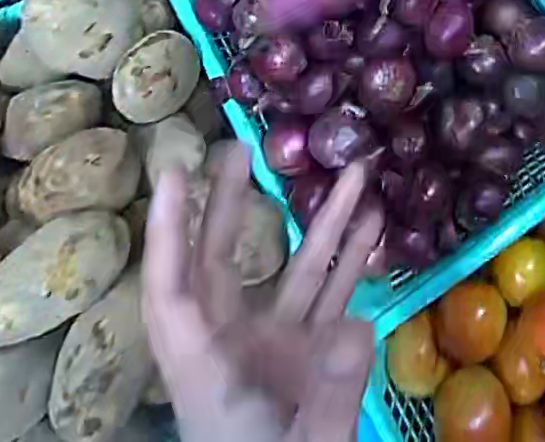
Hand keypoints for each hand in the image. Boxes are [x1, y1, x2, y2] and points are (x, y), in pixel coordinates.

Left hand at [144, 143, 383, 441]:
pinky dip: (352, 260)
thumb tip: (359, 326)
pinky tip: (376, 223)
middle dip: (230, 206)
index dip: (168, 235)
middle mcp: (235, 349)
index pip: (175, 296)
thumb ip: (327, 397)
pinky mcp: (311, 356)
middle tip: (240, 149)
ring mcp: (276, 350)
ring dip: (325, 221)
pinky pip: (331, 296)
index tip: (172, 176)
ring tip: (355, 172)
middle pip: (223, 266)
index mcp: (209, 373)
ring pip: (296, 272)